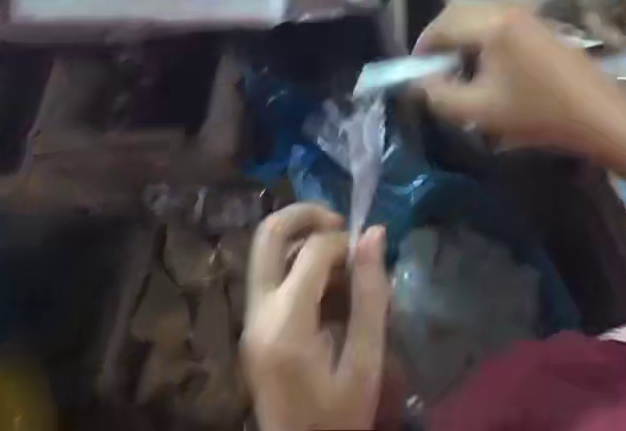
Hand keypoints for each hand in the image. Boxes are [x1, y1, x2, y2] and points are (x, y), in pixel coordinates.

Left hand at [242, 204, 388, 430]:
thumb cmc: (338, 420)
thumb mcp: (365, 363)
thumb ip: (371, 295)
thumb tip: (375, 232)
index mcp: (285, 324)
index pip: (312, 251)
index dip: (345, 242)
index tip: (369, 257)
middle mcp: (258, 313)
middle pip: (269, 233)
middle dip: (306, 215)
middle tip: (340, 224)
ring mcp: (250, 320)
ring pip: (268, 250)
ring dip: (304, 241)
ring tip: (341, 263)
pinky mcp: (254, 328)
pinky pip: (272, 274)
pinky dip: (300, 264)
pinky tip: (330, 289)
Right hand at [411, 0, 625, 164]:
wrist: (599, 114)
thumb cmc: (538, 113)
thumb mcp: (481, 112)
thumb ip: (440, 96)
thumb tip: (418, 83)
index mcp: (491, 23)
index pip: (441, 24)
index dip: (422, 48)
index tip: (414, 73)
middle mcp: (506, 7)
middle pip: (458, 13)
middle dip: (440, 39)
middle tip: (433, 72)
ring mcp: (526, 13)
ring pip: (477, 15)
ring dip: (461, 38)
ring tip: (459, 73)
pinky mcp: (538, 23)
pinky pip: (496, 20)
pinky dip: (481, 37)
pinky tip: (488, 69)